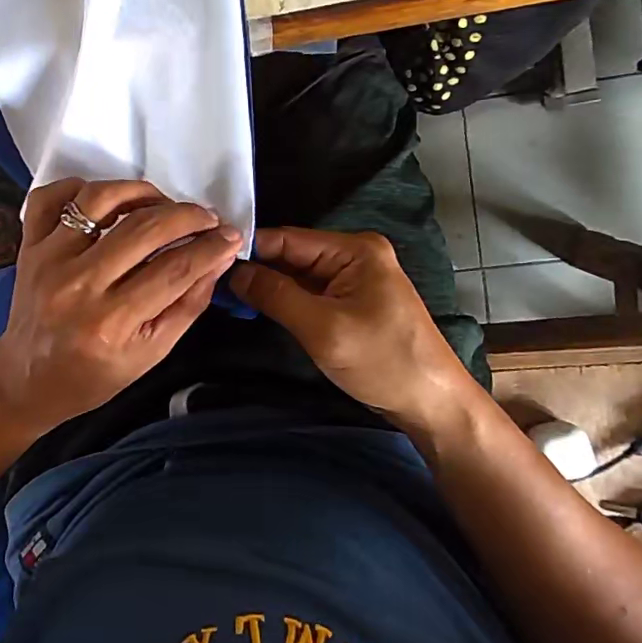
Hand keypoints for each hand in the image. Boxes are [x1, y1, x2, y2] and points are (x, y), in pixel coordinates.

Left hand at [0, 178, 242, 436]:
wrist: (27, 380)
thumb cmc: (94, 375)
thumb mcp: (151, 353)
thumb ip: (188, 304)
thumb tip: (219, 257)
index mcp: (111, 322)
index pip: (174, 269)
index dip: (211, 247)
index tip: (231, 236)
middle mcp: (78, 284)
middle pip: (144, 228)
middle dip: (188, 216)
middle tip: (208, 218)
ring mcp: (48, 259)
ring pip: (101, 199)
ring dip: (141, 193)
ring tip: (163, 205)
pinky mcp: (28, 245)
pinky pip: (52, 197)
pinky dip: (82, 188)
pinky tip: (108, 201)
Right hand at [228, 227, 476, 427]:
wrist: (432, 404)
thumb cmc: (382, 361)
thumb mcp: (322, 327)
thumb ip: (275, 295)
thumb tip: (233, 272)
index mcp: (355, 249)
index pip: (287, 238)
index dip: (249, 248)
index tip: (208, 260)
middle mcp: (354, 256)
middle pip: (291, 255)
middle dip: (256, 269)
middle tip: (210, 283)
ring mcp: (354, 280)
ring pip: (297, 277)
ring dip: (267, 287)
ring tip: (224, 295)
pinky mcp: (351, 303)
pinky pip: (309, 294)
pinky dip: (284, 301)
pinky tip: (255, 307)